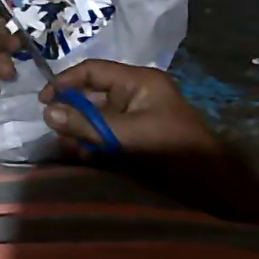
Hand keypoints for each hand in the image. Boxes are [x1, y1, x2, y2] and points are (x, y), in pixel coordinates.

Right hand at [40, 59, 221, 155]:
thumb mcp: (127, 135)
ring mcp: (137, 116)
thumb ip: (86, 124)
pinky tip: (85, 157)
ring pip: (95, 116)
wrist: (215, 188)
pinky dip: (92, 143)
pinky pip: (105, 133)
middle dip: (71, 112)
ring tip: (71, 149)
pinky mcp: (136, 137)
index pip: (92, 71)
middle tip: (57, 133)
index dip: (64, 82)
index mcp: (138, 81)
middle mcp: (136, 94)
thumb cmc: (174, 151)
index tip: (43, 102)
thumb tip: (47, 112)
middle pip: (91, 94)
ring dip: (80, 131)